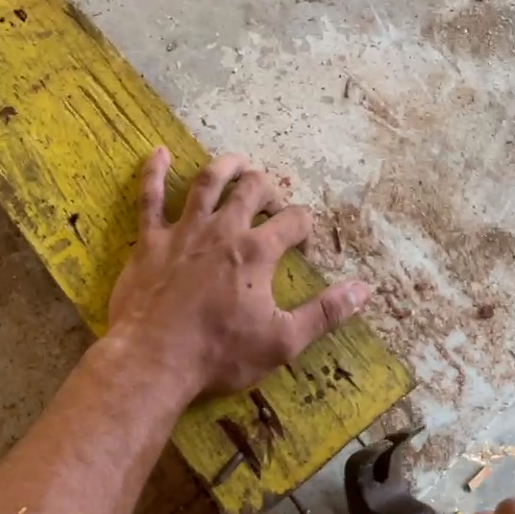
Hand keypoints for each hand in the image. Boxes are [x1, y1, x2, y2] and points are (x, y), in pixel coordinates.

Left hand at [101, 148, 370, 396]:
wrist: (153, 359)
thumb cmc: (219, 353)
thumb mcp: (282, 341)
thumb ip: (325, 313)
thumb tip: (365, 289)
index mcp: (257, 252)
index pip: (293, 221)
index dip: (304, 226)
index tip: (302, 241)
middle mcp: (223, 230)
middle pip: (251, 190)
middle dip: (267, 188)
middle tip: (270, 199)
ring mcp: (183, 231)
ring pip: (207, 183)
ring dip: (225, 168)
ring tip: (236, 162)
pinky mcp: (150, 240)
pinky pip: (149, 197)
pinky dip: (154, 172)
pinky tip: (159, 153)